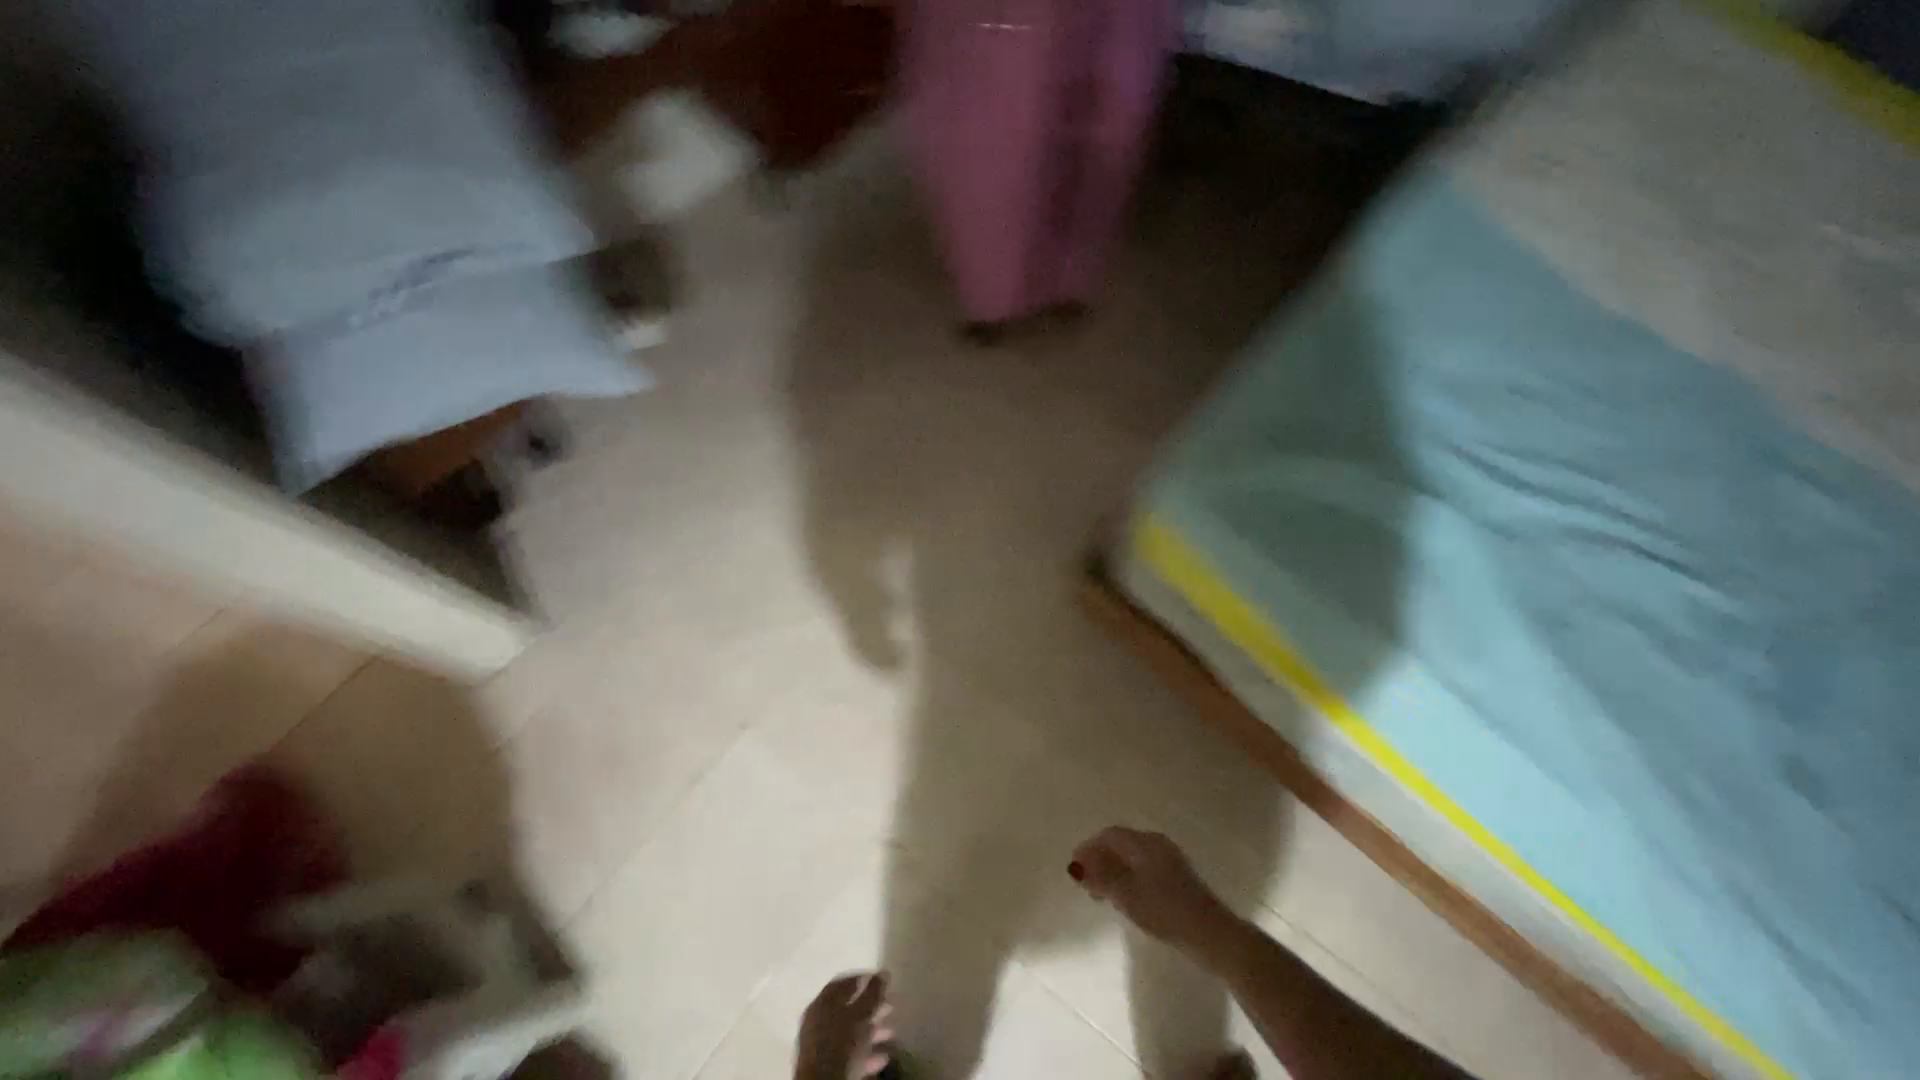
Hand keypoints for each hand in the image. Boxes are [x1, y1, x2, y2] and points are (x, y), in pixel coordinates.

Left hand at [796, 972, 893, 1079]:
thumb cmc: (841, 1043)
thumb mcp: (860, 1015)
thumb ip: (872, 993)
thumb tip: (884, 972)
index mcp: (822, 1004)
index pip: (841, 983)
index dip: (862, 979)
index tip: (881, 980)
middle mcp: (818, 1021)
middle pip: (847, 1008)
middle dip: (871, 1007)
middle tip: (891, 1006)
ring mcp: (821, 1044)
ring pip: (850, 1032)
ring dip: (872, 1031)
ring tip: (891, 1032)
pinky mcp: (828, 1065)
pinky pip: (850, 1054)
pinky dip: (867, 1053)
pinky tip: (882, 1056)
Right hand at [1069, 827, 1232, 948]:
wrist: (1210, 933)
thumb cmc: (1164, 910)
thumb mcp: (1125, 895)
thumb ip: (1100, 878)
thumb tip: (1077, 866)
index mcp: (1144, 843)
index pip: (1109, 835)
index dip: (1088, 848)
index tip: (1074, 868)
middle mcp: (1157, 844)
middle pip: (1121, 844)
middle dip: (1100, 859)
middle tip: (1086, 883)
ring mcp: (1170, 859)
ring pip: (1133, 857)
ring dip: (1113, 870)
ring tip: (1102, 895)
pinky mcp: (1177, 877)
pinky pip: (1144, 868)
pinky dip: (1128, 877)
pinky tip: (1125, 898)